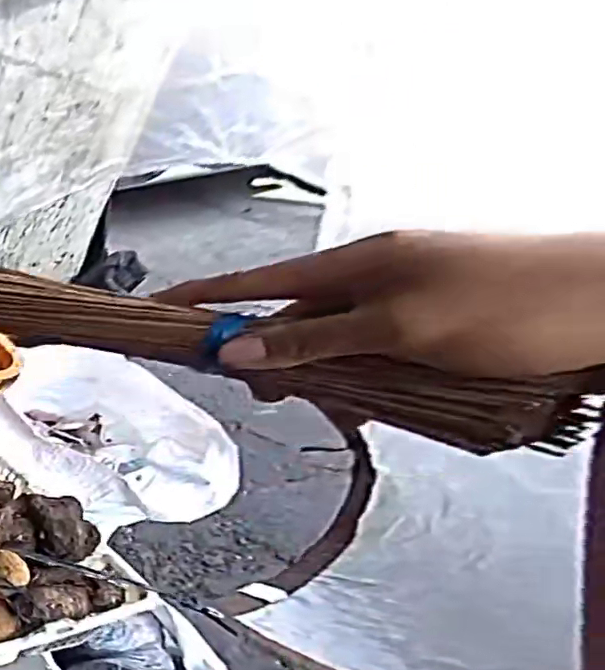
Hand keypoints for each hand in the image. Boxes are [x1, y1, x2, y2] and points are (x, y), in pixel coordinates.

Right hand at [153, 231, 604, 376]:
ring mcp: (397, 299)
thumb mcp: (399, 328)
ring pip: (322, 343)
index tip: (151, 310)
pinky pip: (362, 353)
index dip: (198, 298)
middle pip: (283, 319)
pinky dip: (356, 380)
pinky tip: (372, 402)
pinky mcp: (424, 323)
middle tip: (269, 395)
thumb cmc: (518, 305)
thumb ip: (308, 342)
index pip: (251, 281)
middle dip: (265, 357)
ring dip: (318, 377)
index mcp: (355, 264)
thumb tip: (231, 353)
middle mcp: (368, 278)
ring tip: (342, 405)